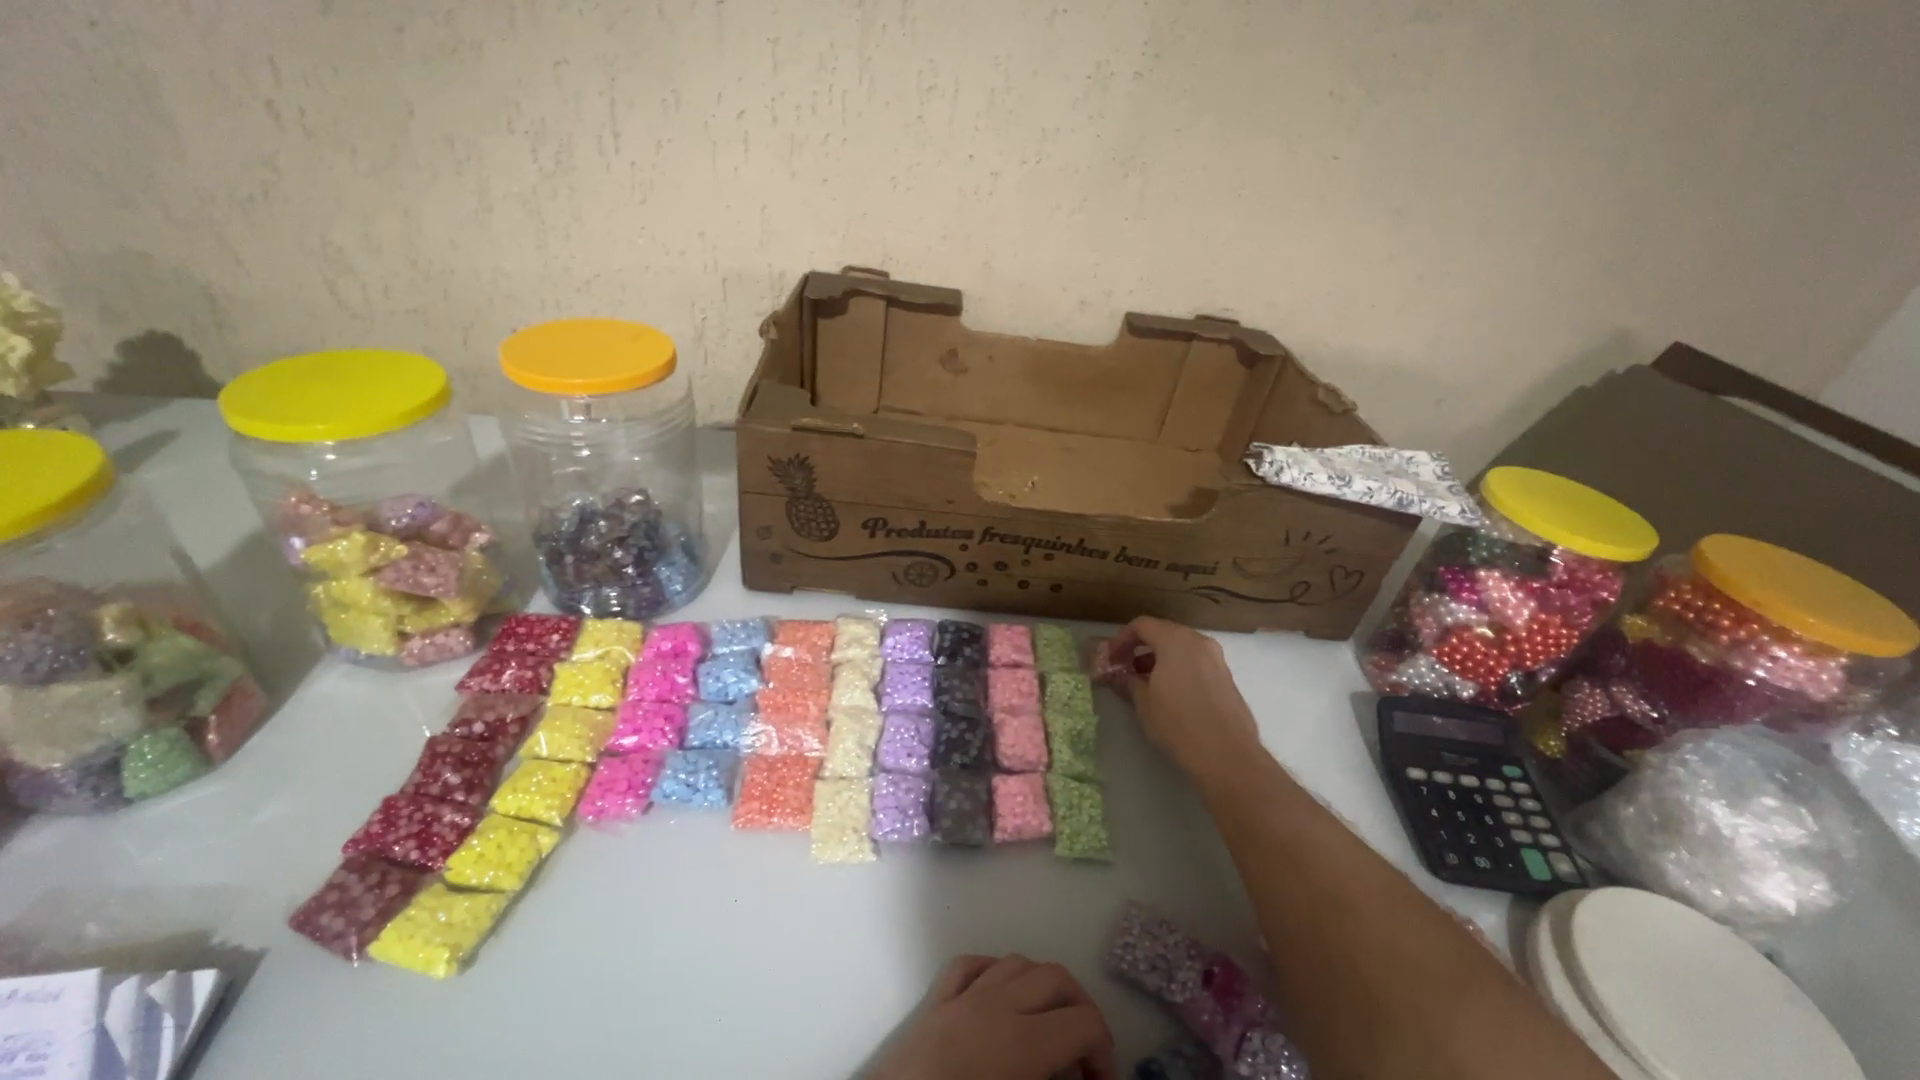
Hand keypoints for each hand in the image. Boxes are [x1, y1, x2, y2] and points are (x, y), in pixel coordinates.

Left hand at [868, 954, 1116, 1079]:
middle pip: (1056, 978)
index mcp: (1021, 1042)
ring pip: (1016, 963)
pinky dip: (993, 973)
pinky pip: (969, 966)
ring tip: (1048, 1024)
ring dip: (1041, 987)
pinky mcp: (933, 1005)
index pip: (1084, 1023)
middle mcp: (994, 1006)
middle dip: (1080, 1008)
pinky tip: (1001, 996)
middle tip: (1084, 1053)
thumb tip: (1077, 1076)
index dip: (1105, 1051)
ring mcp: (960, 999)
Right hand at [1108, 616, 1263, 782]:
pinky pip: (1196, 662)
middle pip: (1164, 633)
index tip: (1112, 659)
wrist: (1227, 754)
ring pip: (1182, 648)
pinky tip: (1170, 694)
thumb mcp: (1144, 703)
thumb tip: (1121, 675)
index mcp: (1175, 641)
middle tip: (1126, 669)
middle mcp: (1198, 642)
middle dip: (1142, 648)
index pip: (1142, 625)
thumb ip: (1129, 682)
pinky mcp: (1226, 676)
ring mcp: (1216, 658)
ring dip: (1160, 659)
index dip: (1122, 639)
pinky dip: (1179, 668)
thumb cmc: (1178, 724)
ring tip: (1145, 684)